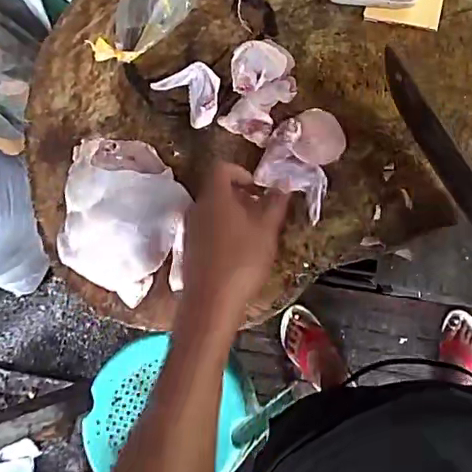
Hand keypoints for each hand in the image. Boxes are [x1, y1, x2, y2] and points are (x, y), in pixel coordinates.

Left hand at [175, 159, 291, 341]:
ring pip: (213, 210)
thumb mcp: (267, 229)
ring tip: (256, 232)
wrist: (211, 303)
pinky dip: (225, 230)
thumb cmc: (243, 260)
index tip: (261, 188)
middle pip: (218, 189)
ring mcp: (189, 229)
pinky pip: (208, 227)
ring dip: (235, 214)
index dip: (243, 172)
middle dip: (243, 195)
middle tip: (265, 211)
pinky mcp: (189, 248)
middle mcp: (197, 208)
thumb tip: (283, 183)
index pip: (222, 168)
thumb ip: (276, 202)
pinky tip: (241, 251)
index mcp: (215, 198)